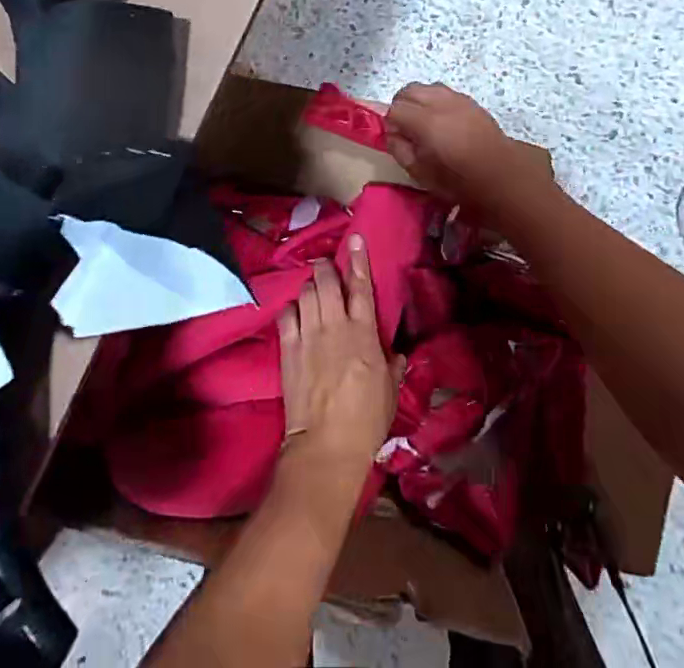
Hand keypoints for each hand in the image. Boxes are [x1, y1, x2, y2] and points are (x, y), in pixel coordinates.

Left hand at [279, 238, 399, 473]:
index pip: (361, 287)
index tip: (355, 240)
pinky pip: (287, 315)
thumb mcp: (390, 390)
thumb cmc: (366, 419)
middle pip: (327, 282)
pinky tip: (296, 312)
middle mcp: (334, 326)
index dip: (358, 260)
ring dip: (310, 286)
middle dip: (327, 267)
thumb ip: (393, 365)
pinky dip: (292, 308)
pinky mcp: (288, 349)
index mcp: (364, 333)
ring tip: (314, 289)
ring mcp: (308, 335)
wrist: (325, 443)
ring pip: (306, 293)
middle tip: (327, 265)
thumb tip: (396, 353)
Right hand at [384, 83, 554, 213]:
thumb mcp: (421, 174)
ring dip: (418, 100)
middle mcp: (441, 104)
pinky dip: (435, 101)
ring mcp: (458, 100)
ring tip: (422, 122)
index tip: (397, 138)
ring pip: (427, 88)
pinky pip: (444, 93)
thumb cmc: (459, 181)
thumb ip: (401, 150)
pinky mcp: (471, 102)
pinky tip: (441, 121)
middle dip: (401, 106)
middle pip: (408, 91)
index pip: (395, 110)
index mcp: (426, 122)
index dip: (391, 124)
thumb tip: (393, 134)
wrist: (501, 176)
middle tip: (405, 128)